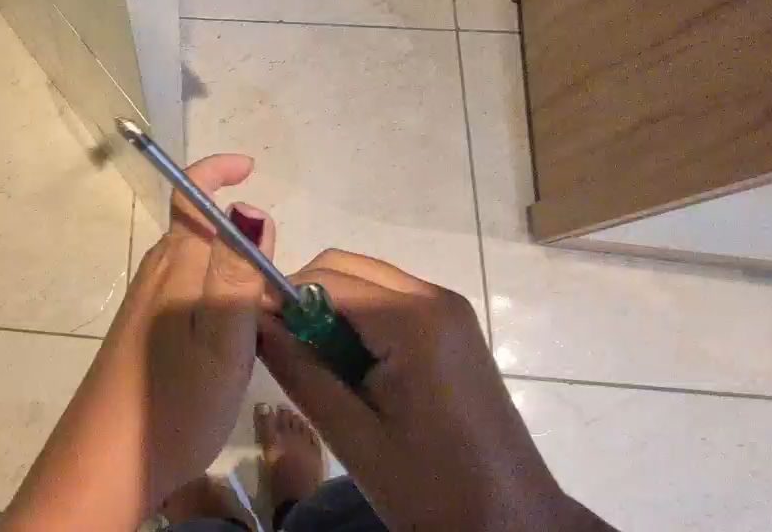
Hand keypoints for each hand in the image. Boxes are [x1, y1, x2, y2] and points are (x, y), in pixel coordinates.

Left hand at [0, 153, 274, 531]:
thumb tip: (249, 207)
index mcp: (177, 263)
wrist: (108, 460)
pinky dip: (218, 288)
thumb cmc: (174, 401)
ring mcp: (149, 298)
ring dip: (231, 261)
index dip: (218, 169)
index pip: (191, 193)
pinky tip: (233, 332)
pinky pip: (189, 285)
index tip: (252, 167)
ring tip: (264, 307)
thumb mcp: (223, 337)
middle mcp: (159, 270)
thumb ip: (237, 271)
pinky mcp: (148, 326)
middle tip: (278, 271)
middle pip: (199, 224)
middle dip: (239, 227)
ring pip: (196, 257)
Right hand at [257, 250, 612, 531]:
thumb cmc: (434, 492)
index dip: (282, 297)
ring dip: (332, 307)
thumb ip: (299, 371)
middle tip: (285, 350)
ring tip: (318, 364)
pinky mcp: (453, 324)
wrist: (518, 527)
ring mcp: (448, 308)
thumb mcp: (354, 438)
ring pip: (366, 279)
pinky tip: (355, 367)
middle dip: (306, 297)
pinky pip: (389, 298)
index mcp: (413, 321)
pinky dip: (360, 318)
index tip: (254, 330)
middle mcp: (433, 296)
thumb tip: (253, 319)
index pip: (326, 279)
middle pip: (346, 267)